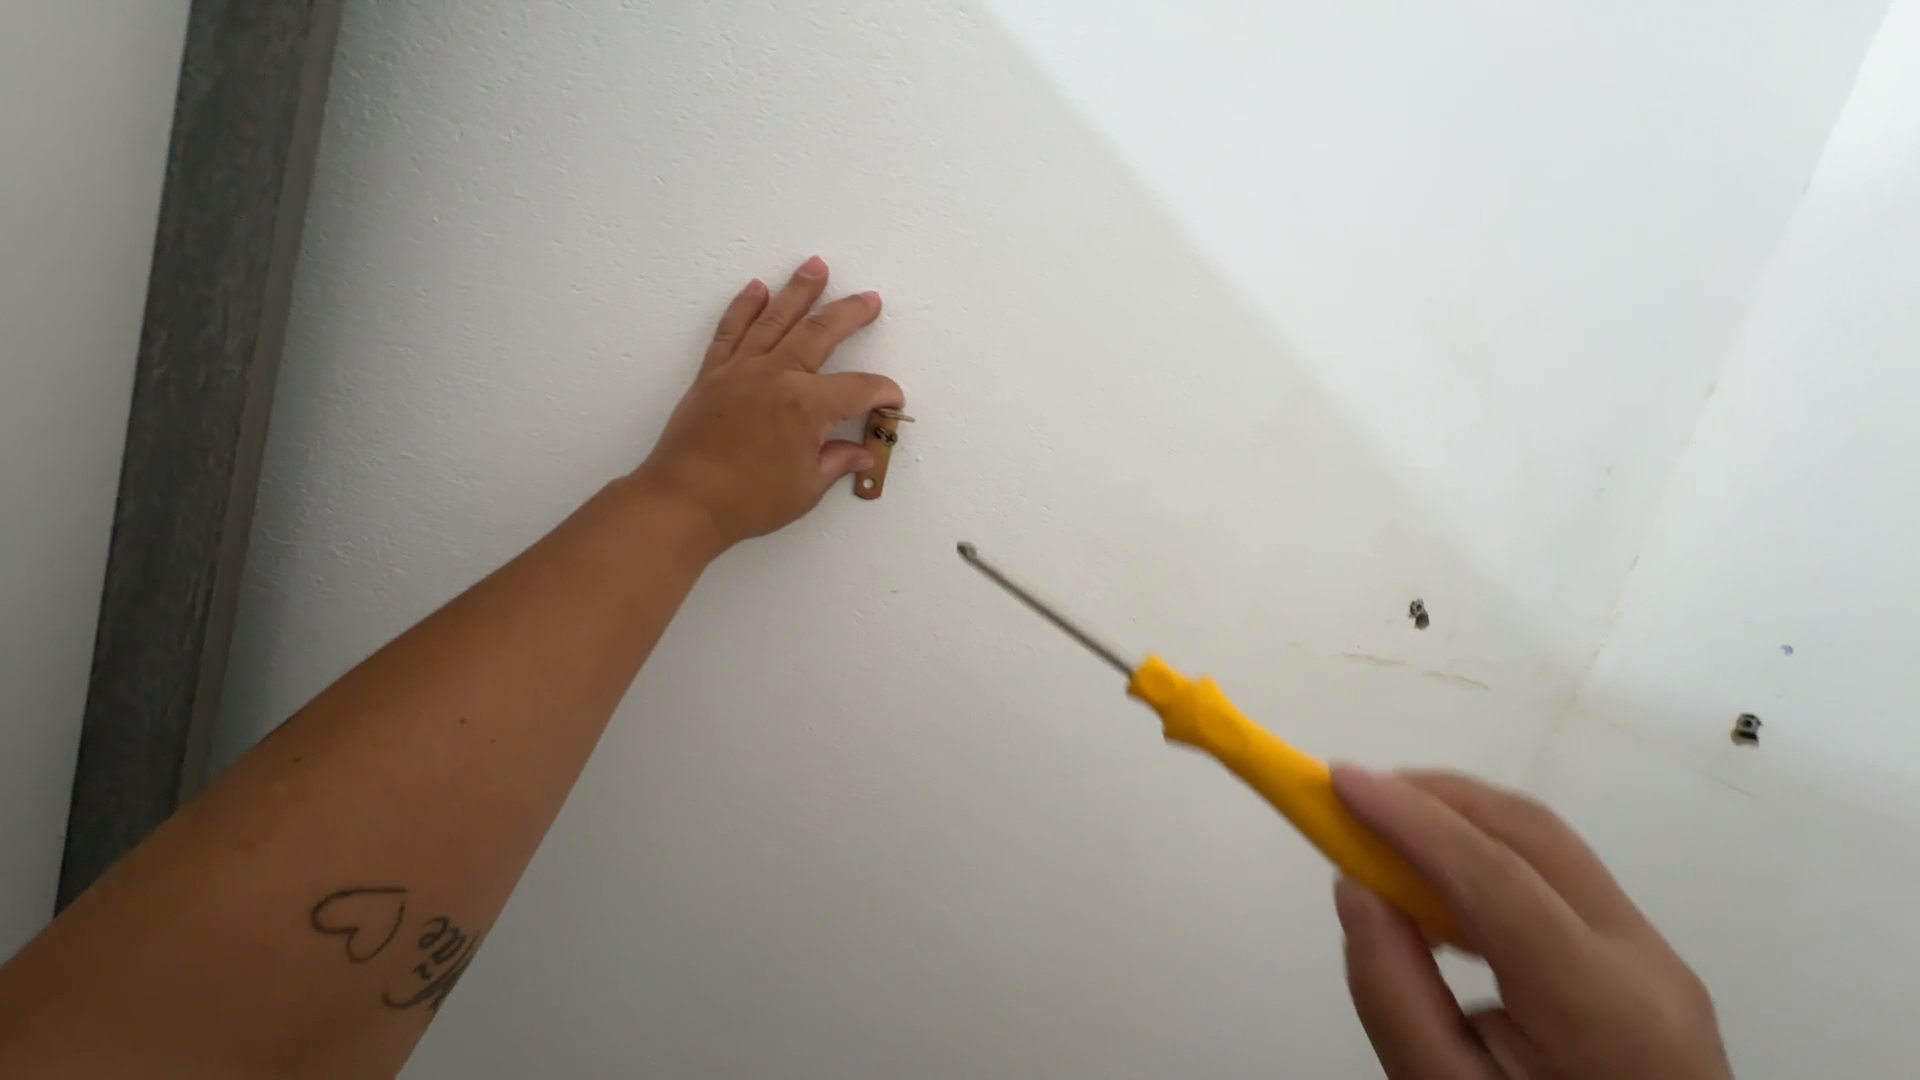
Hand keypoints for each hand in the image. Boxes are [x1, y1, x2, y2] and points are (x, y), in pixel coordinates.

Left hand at [632, 256, 903, 550]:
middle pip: (822, 332)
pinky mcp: (714, 374)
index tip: (892, 400)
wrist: (685, 500)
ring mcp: (742, 370)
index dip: (883, 393)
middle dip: (851, 313)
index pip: (859, 389)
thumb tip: (859, 453)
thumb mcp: (806, 488)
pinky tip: (756, 289)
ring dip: (799, 290)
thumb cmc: (747, 500)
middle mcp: (777, 376)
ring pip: (776, 318)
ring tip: (815, 267)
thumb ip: (836, 462)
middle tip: (870, 299)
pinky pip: (731, 330)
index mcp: (807, 407)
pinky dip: (744, 307)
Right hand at [1330, 767, 1731, 1078]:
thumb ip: (1390, 990)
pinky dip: (1485, 847)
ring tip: (1386, 834)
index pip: (1493, 873)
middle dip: (1432, 796)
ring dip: (1457, 816)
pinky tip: (1439, 880)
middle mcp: (1644, 961)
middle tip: (1355, 798)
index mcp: (1599, 1007)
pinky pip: (1556, 870)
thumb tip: (1355, 886)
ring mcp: (1655, 954)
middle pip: (1528, 833)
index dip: (1409, 815)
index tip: (1337, 778)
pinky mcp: (1645, 956)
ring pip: (1545, 841)